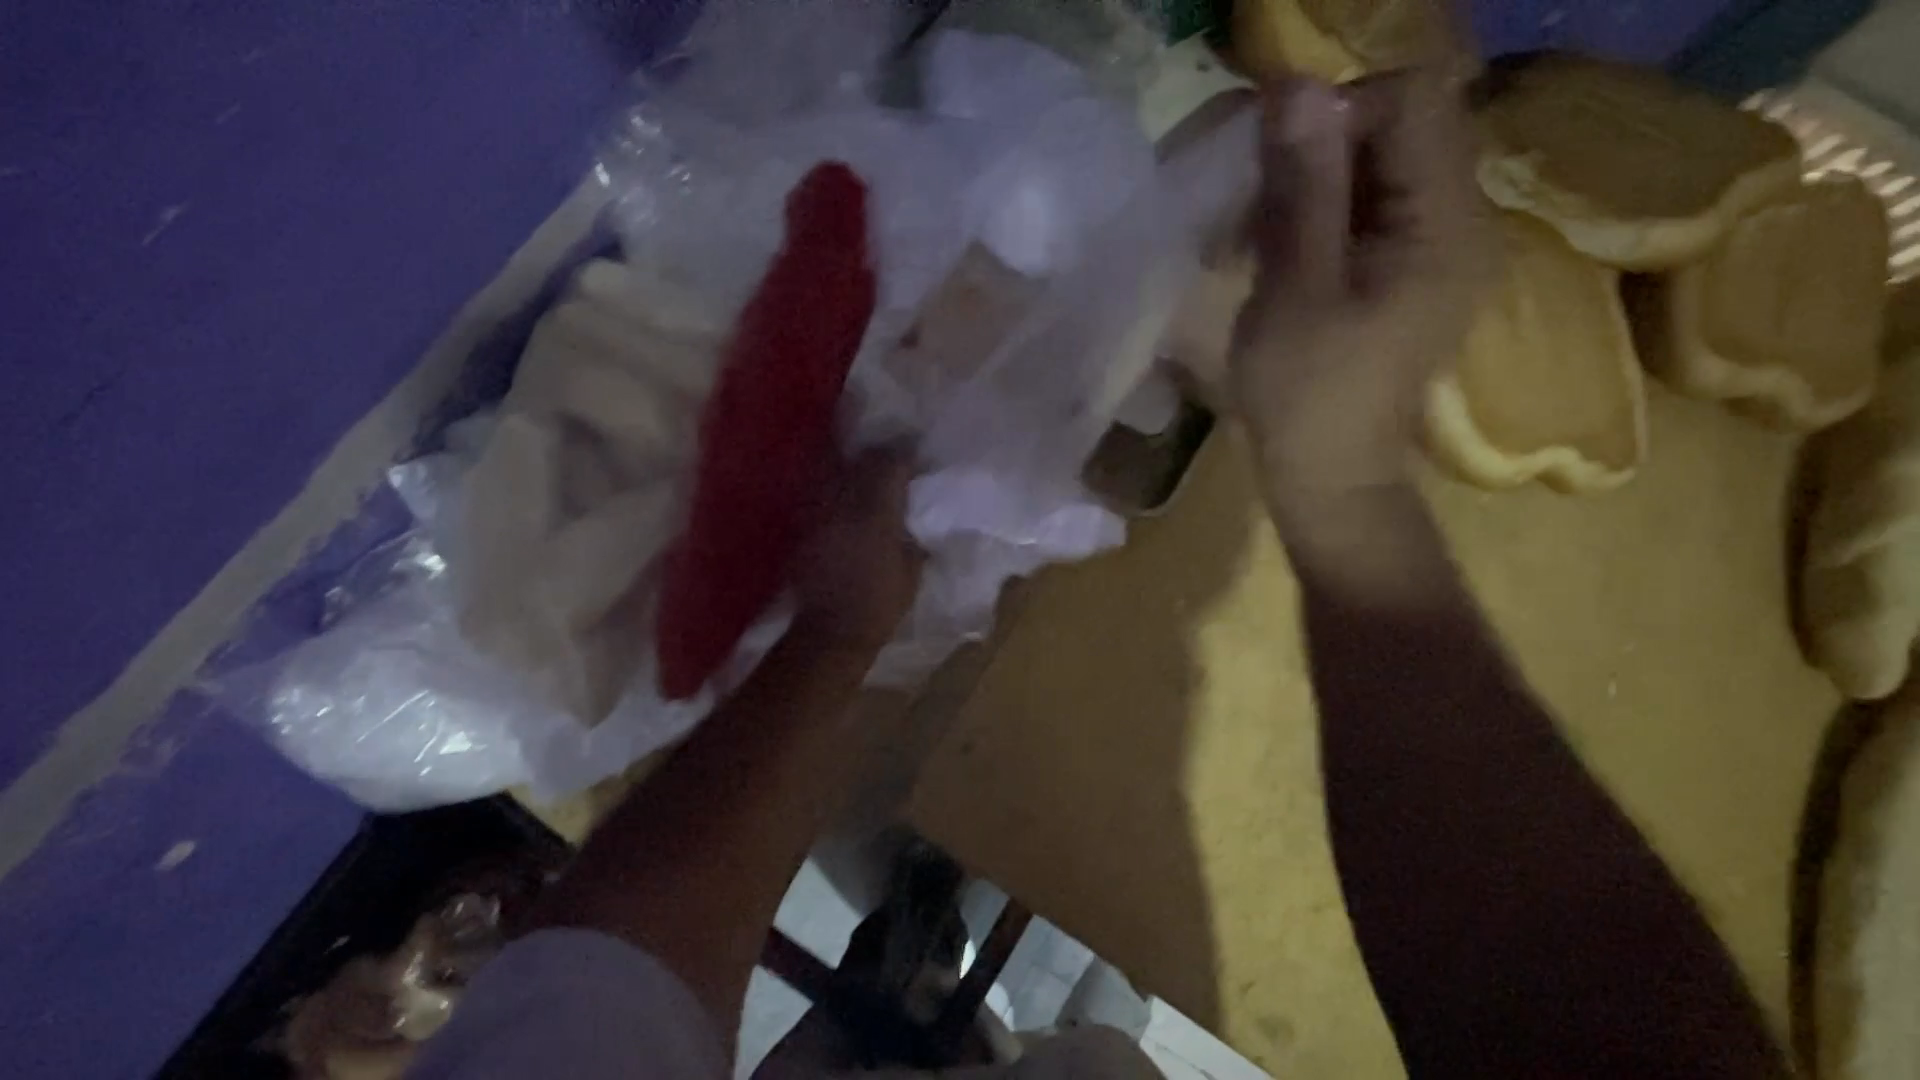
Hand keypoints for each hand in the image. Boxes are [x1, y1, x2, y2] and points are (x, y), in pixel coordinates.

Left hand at [792, 447, 925, 652]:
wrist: (833, 631)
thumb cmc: (880, 604)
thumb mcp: (912, 570)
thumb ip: (911, 536)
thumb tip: (913, 519)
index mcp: (877, 513)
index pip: (890, 465)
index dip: (904, 457)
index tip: (913, 458)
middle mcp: (844, 504)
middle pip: (860, 462)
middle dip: (876, 457)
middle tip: (889, 461)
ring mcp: (819, 512)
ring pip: (832, 471)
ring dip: (849, 466)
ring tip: (862, 471)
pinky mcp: (803, 526)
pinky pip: (818, 493)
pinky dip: (830, 488)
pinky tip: (840, 497)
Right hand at [1229, 71, 1490, 500]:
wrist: (1330, 478)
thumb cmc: (1306, 394)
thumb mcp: (1295, 288)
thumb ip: (1303, 187)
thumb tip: (1297, 86)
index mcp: (1446, 224)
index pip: (1414, 100)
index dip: (1338, 112)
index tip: (1275, 168)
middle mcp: (1462, 222)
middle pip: (1401, 129)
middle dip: (1321, 150)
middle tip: (1259, 208)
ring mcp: (1440, 249)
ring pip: (1381, 168)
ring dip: (1314, 184)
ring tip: (1260, 238)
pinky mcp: (1412, 272)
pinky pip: (1374, 209)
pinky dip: (1323, 215)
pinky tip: (1281, 254)